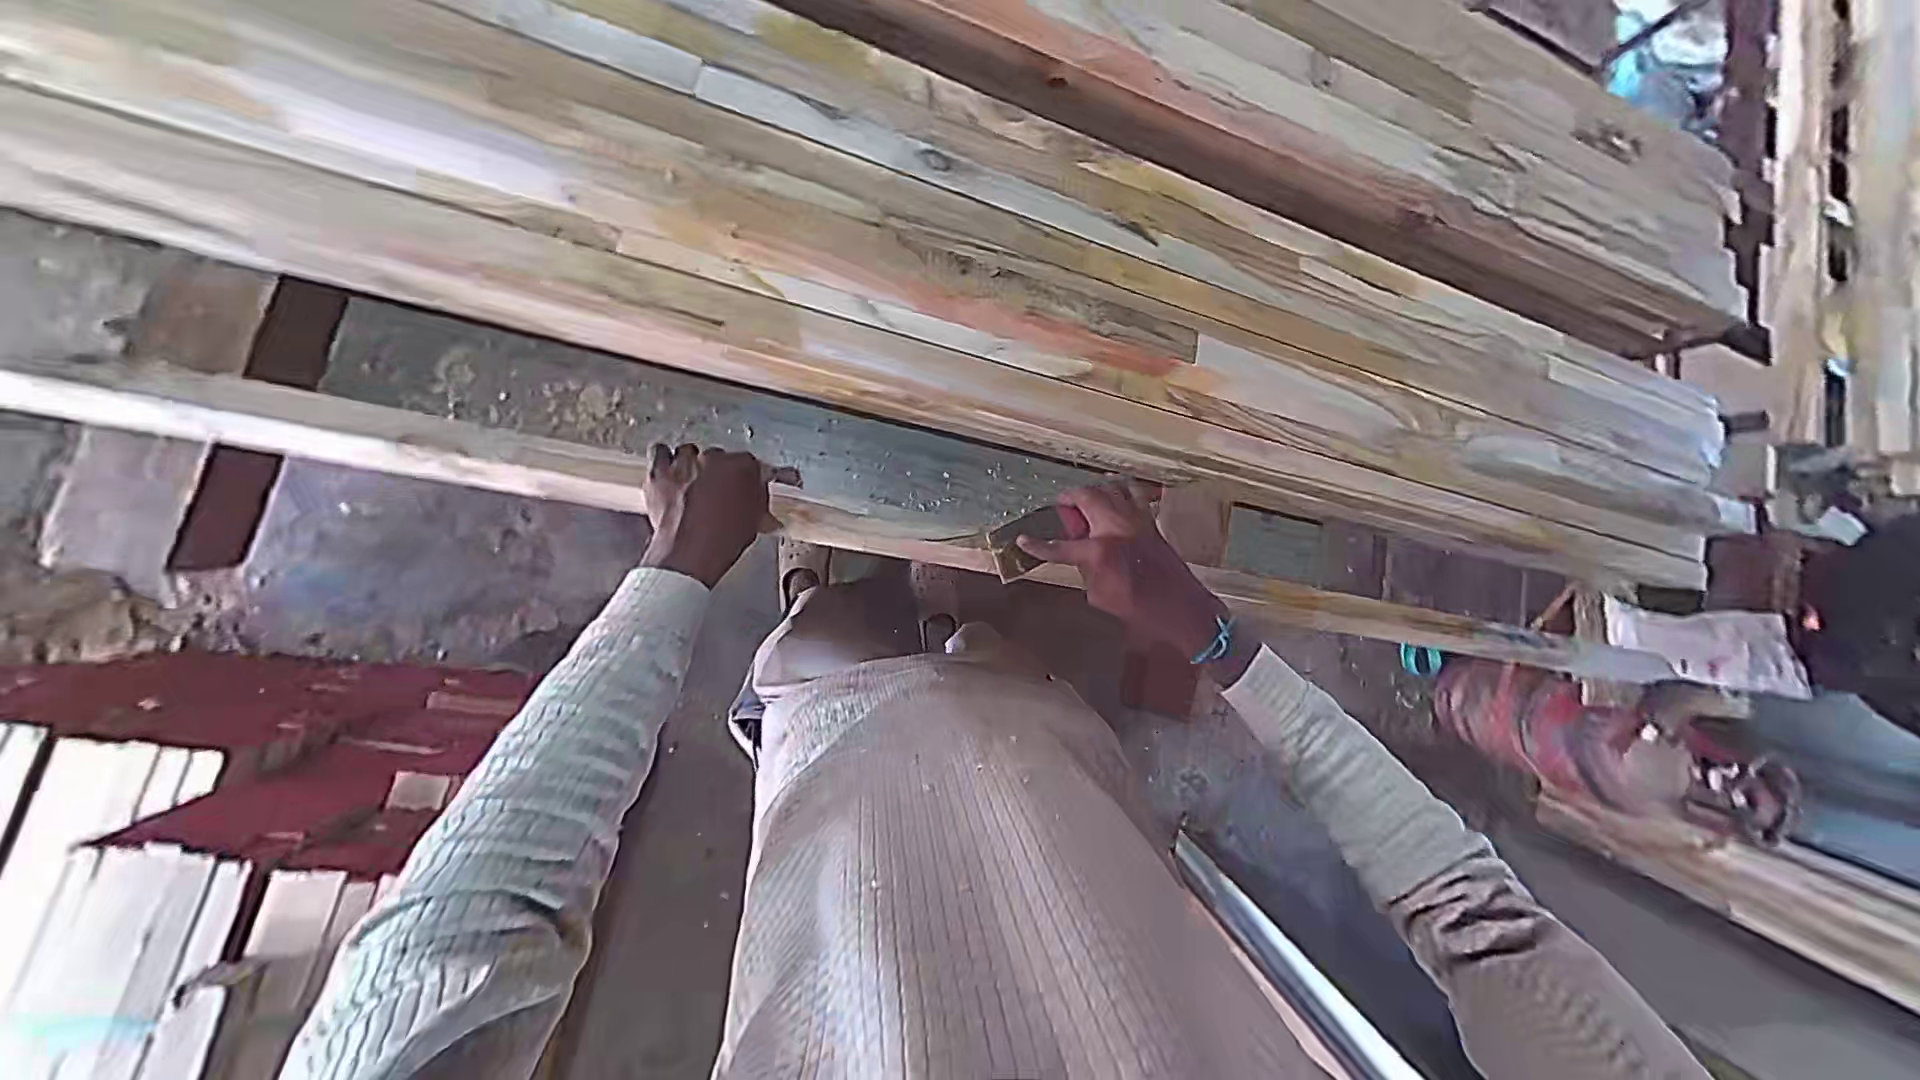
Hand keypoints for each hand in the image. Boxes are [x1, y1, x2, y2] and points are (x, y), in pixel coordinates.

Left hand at [640, 443, 771, 587]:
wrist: (691, 552)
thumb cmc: (722, 538)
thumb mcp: (755, 521)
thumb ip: (758, 499)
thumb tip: (757, 496)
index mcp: (742, 467)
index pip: (750, 463)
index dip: (747, 476)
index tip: (746, 484)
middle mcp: (713, 459)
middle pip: (718, 456)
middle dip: (719, 472)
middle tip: (719, 491)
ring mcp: (685, 464)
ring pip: (689, 452)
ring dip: (692, 464)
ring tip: (693, 482)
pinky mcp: (660, 472)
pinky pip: (660, 452)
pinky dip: (664, 459)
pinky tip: (670, 472)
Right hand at [1016, 481, 1228, 661]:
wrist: (1182, 609)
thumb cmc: (1142, 609)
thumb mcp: (1101, 595)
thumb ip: (1086, 570)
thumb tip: (1082, 556)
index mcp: (1100, 551)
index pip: (1059, 546)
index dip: (1037, 545)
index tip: (1023, 540)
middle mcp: (1117, 528)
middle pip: (1085, 496)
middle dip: (1068, 500)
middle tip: (1062, 511)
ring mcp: (1137, 520)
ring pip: (1109, 488)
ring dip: (1093, 492)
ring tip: (1087, 504)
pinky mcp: (1151, 522)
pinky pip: (1133, 494)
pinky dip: (1120, 492)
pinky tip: (1116, 502)